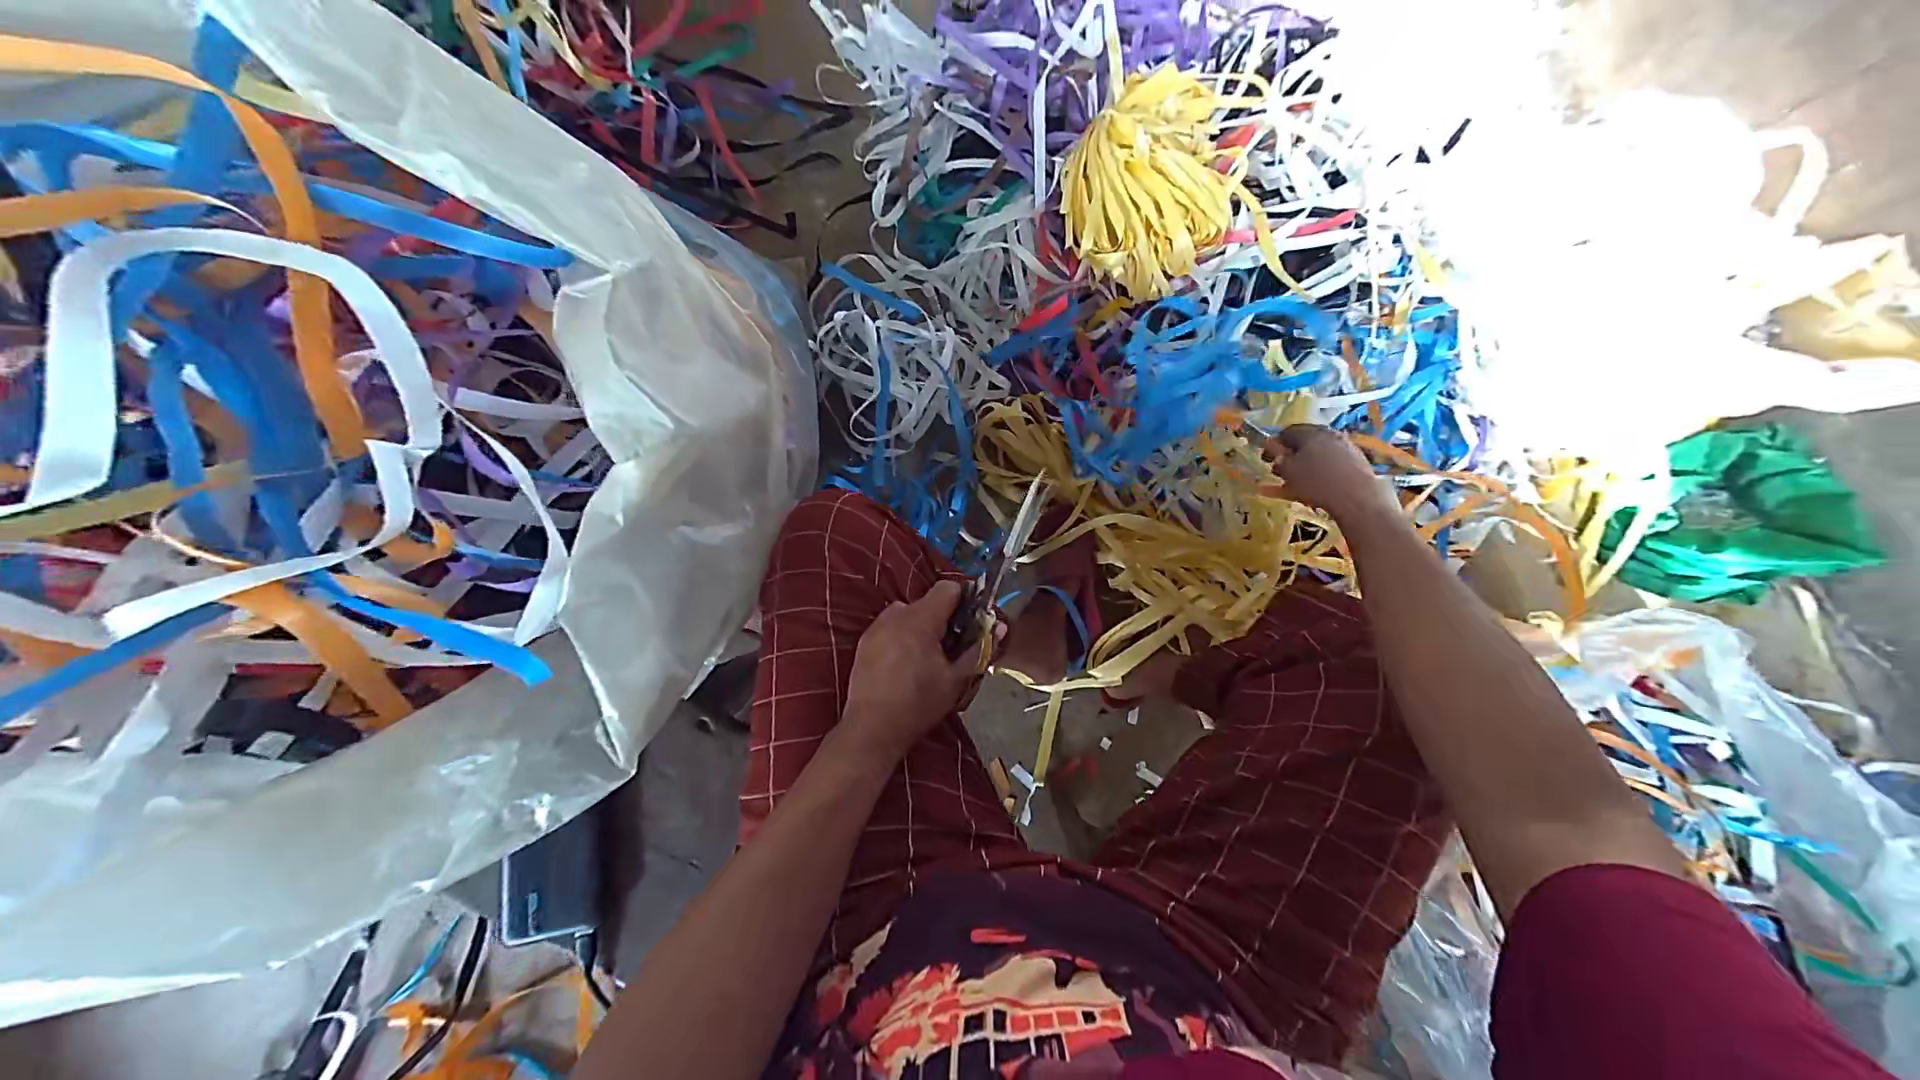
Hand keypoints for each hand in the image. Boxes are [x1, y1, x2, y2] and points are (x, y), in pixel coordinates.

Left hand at [839, 580, 994, 763]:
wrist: (872, 728)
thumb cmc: (919, 704)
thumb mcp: (956, 680)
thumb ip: (979, 649)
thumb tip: (999, 627)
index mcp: (921, 620)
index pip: (947, 588)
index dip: (964, 600)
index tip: (970, 621)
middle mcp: (896, 615)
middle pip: (928, 602)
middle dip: (943, 619)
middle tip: (951, 647)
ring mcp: (877, 627)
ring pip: (908, 614)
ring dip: (921, 627)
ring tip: (927, 657)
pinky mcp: (865, 640)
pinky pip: (891, 627)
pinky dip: (902, 636)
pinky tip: (905, 664)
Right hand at [1263, 425, 1398, 526]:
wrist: (1358, 498)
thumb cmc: (1316, 483)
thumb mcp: (1289, 473)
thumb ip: (1279, 461)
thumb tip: (1277, 455)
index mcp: (1310, 433)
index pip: (1287, 432)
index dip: (1274, 444)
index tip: (1267, 458)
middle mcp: (1330, 434)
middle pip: (1306, 441)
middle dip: (1292, 454)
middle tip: (1283, 470)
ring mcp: (1347, 447)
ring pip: (1320, 452)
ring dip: (1308, 463)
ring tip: (1300, 481)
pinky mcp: (1358, 461)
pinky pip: (1333, 463)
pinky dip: (1323, 471)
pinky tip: (1319, 485)